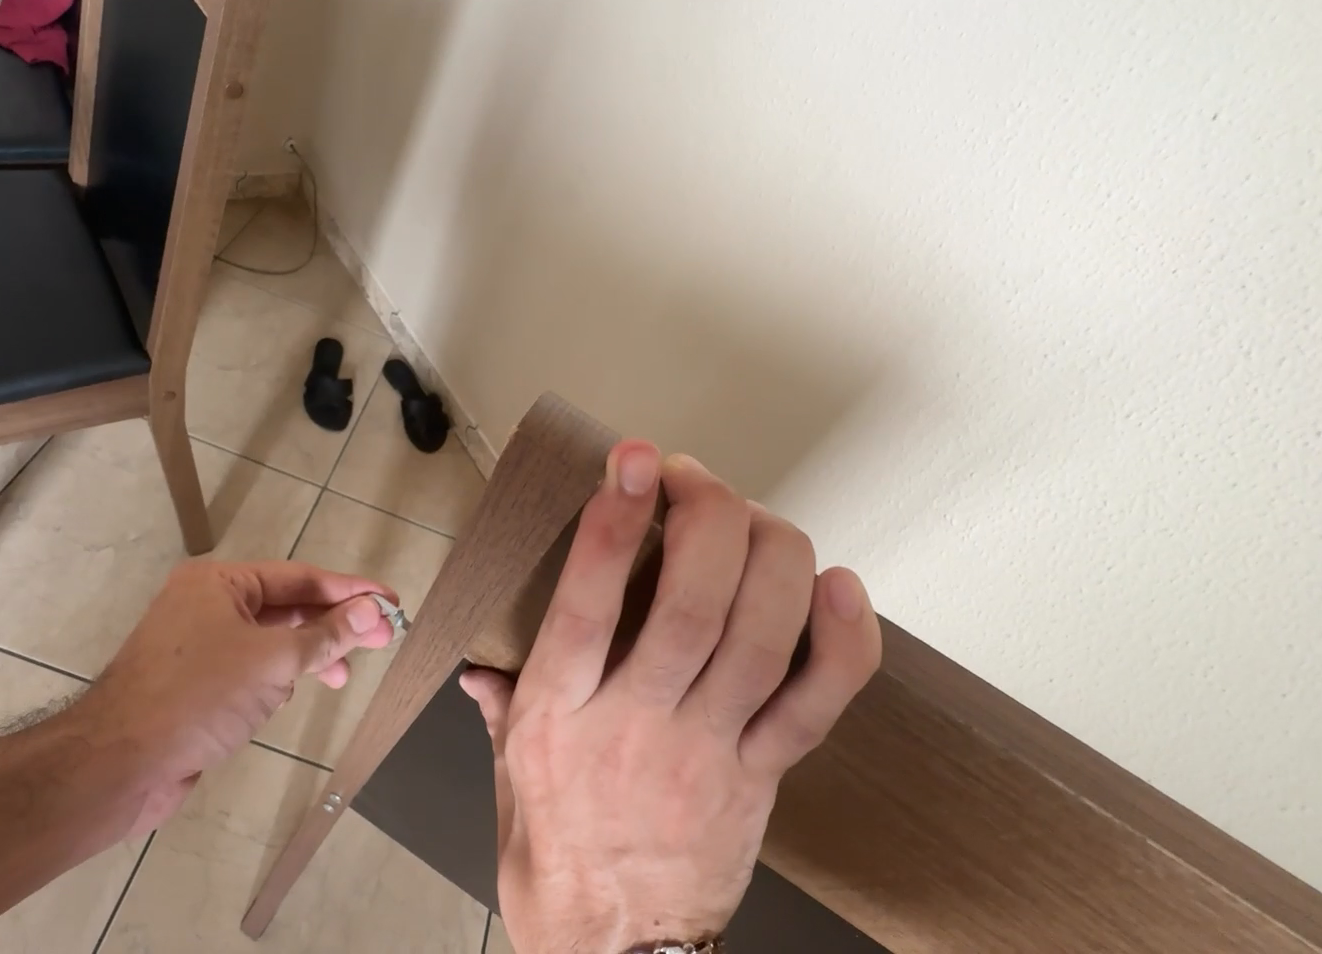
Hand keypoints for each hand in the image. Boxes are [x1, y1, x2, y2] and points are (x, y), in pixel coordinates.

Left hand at [59, 559, 397, 835]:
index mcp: (220, 582)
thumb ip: (326, 635)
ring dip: (307, 655)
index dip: (350, 591)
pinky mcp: (195, 683)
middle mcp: (207, 604)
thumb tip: (372, 611)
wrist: (116, 766)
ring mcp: (198, 644)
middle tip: (382, 639)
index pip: (300, 578)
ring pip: (270, 640)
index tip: (391, 603)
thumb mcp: (273, 661)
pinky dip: (276, 677)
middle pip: (287, 607)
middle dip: (333, 626)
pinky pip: (250, 668)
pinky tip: (289, 696)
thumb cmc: (198, 698)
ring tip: (341, 677)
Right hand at [460, 442, 881, 952]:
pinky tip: (841, 583)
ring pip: (758, 639)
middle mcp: (637, 724)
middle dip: (704, 520)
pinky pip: (818, 704)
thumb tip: (478, 669)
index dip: (613, 527)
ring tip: (753, 512)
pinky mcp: (764, 776)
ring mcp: (711, 751)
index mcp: (561, 716)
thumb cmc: (554, 858)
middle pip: (689, 607)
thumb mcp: (506, 778)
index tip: (633, 464)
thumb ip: (500, 710)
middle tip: (693, 476)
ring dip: (769, 556)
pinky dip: (843, 640)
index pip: (587, 606)